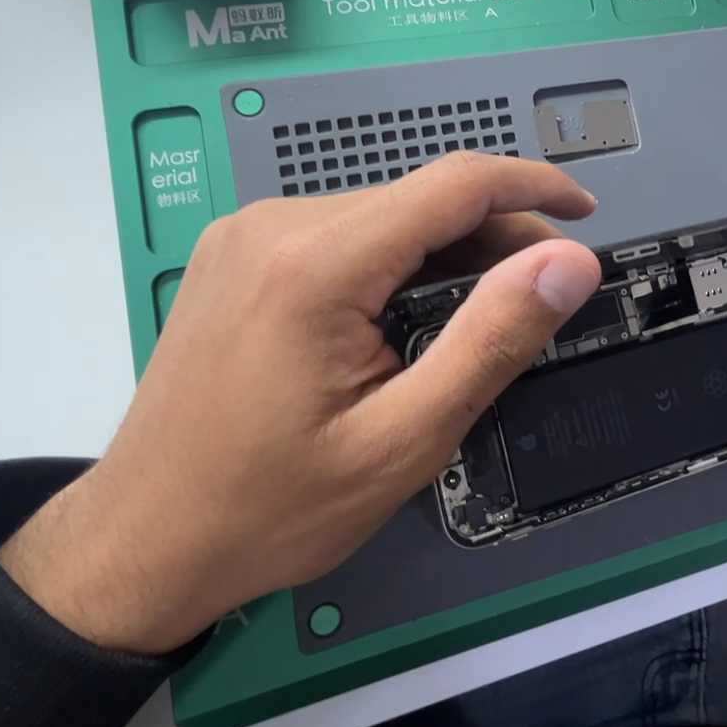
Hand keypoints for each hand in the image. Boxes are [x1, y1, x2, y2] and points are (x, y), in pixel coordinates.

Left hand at [0, 153, 602, 651]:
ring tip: (487, 311)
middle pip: (423, 197)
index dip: (533, 187)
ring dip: (452, 249)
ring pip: (390, 213)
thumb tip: (569, 264)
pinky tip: (419, 311)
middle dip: (498, 234)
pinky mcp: (244, 254)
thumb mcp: (404, 438)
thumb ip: (492, 340)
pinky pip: (350, 232)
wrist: (143, 542)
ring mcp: (252, 234)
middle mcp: (277, 224)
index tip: (584, 214)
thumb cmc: (272, 506)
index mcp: (316, 262)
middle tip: (543, 293)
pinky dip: (404, 259)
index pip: (455, 184)